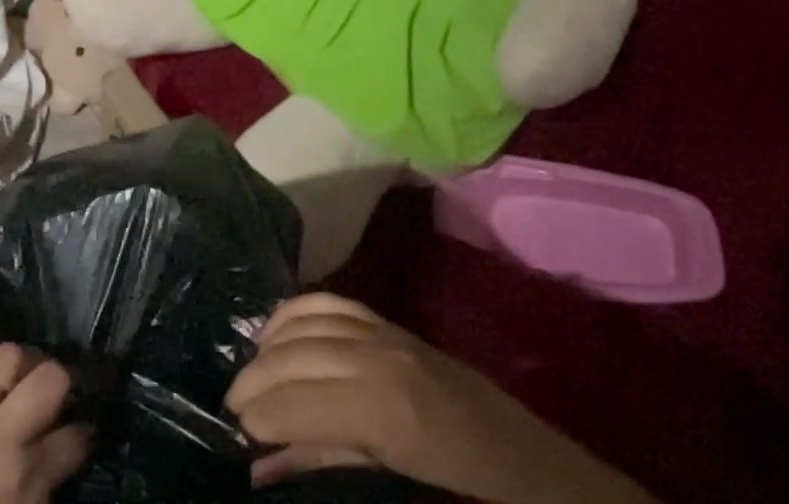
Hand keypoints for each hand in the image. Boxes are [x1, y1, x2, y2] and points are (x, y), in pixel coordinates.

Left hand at [0, 343, 91, 503]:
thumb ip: (51, 474)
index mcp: (25, 472)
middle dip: (64, 380)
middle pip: (48, 378)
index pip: (76, 436)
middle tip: (63, 391)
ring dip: (26, 363)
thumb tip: (72, 439)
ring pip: (8, 355)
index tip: (87, 427)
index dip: (87, 431)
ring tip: (29, 376)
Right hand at [226, 294, 655, 503]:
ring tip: (252, 379)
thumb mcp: (403, 494)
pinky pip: (333, 304)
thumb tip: (261, 466)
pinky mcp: (399, 329)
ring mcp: (391, 336)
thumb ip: (328, 468)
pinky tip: (278, 334)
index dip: (258, 416)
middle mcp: (380, 359)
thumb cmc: (478, 496)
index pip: (293, 400)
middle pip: (292, 357)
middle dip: (254, 383)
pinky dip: (296, 313)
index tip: (237, 434)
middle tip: (233, 411)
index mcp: (385, 410)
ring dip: (269, 348)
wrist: (555, 480)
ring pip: (305, 323)